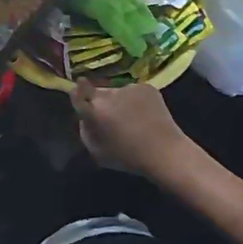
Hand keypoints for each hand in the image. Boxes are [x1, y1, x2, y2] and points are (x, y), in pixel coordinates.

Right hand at [72, 81, 192, 178]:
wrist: (164, 151)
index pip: (79, 93)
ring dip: (120, 101)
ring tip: (132, 119)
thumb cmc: (128, 157)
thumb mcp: (98, 151)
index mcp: (95, 112)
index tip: (79, 87)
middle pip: (98, 93)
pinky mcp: (145, 86)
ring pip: (117, 92)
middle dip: (100, 102)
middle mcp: (109, 95)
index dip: (78, 91)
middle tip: (111, 117)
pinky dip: (136, 100)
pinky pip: (134, 91)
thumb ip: (86, 131)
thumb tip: (85, 117)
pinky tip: (145, 114)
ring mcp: (128, 88)